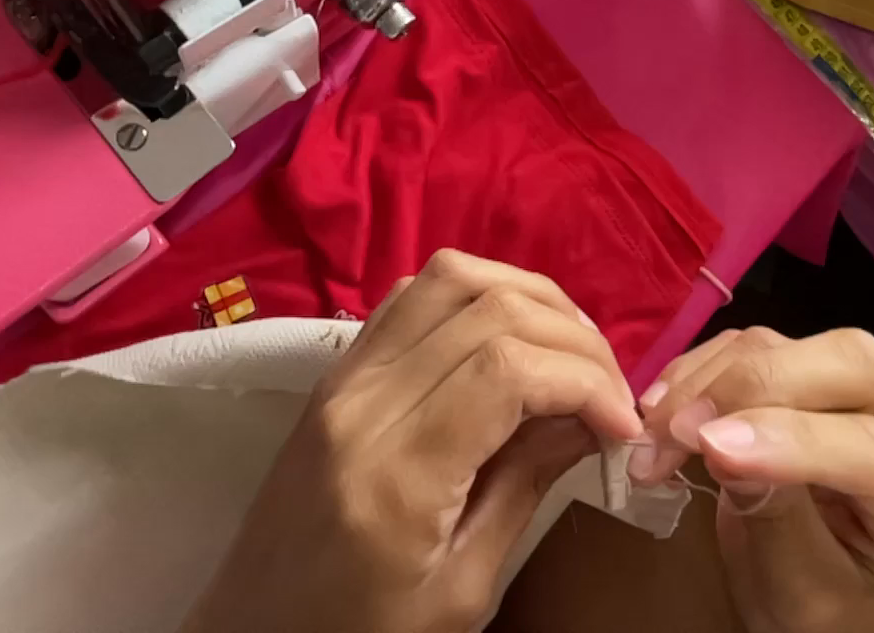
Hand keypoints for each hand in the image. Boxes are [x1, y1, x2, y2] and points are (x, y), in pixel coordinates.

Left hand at [181, 250, 643, 632]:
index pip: (506, 368)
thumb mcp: (461, 590)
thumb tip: (591, 414)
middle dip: (571, 336)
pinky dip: (477, 291)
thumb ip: (527, 486)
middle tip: (609, 386)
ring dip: (528, 295)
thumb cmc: (360, 632)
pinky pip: (415, 291)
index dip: (583, 380)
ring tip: (570, 346)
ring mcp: (345, 370)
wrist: (250, 630)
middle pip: (488, 308)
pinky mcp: (340, 363)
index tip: (623, 422)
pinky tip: (508, 330)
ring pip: (451, 276)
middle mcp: (365, 398)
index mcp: (396, 471)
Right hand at [630, 327, 873, 632]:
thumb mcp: (795, 594)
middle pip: (854, 365)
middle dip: (755, 383)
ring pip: (790, 345)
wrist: (799, 599)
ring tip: (652, 432)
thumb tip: (717, 439)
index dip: (792, 441)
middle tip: (678, 427)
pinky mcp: (809, 373)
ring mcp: (861, 396)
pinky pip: (753, 345)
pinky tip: (661, 409)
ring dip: (710, 380)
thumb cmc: (810, 612)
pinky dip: (700, 370)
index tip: (710, 448)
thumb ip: (771, 516)